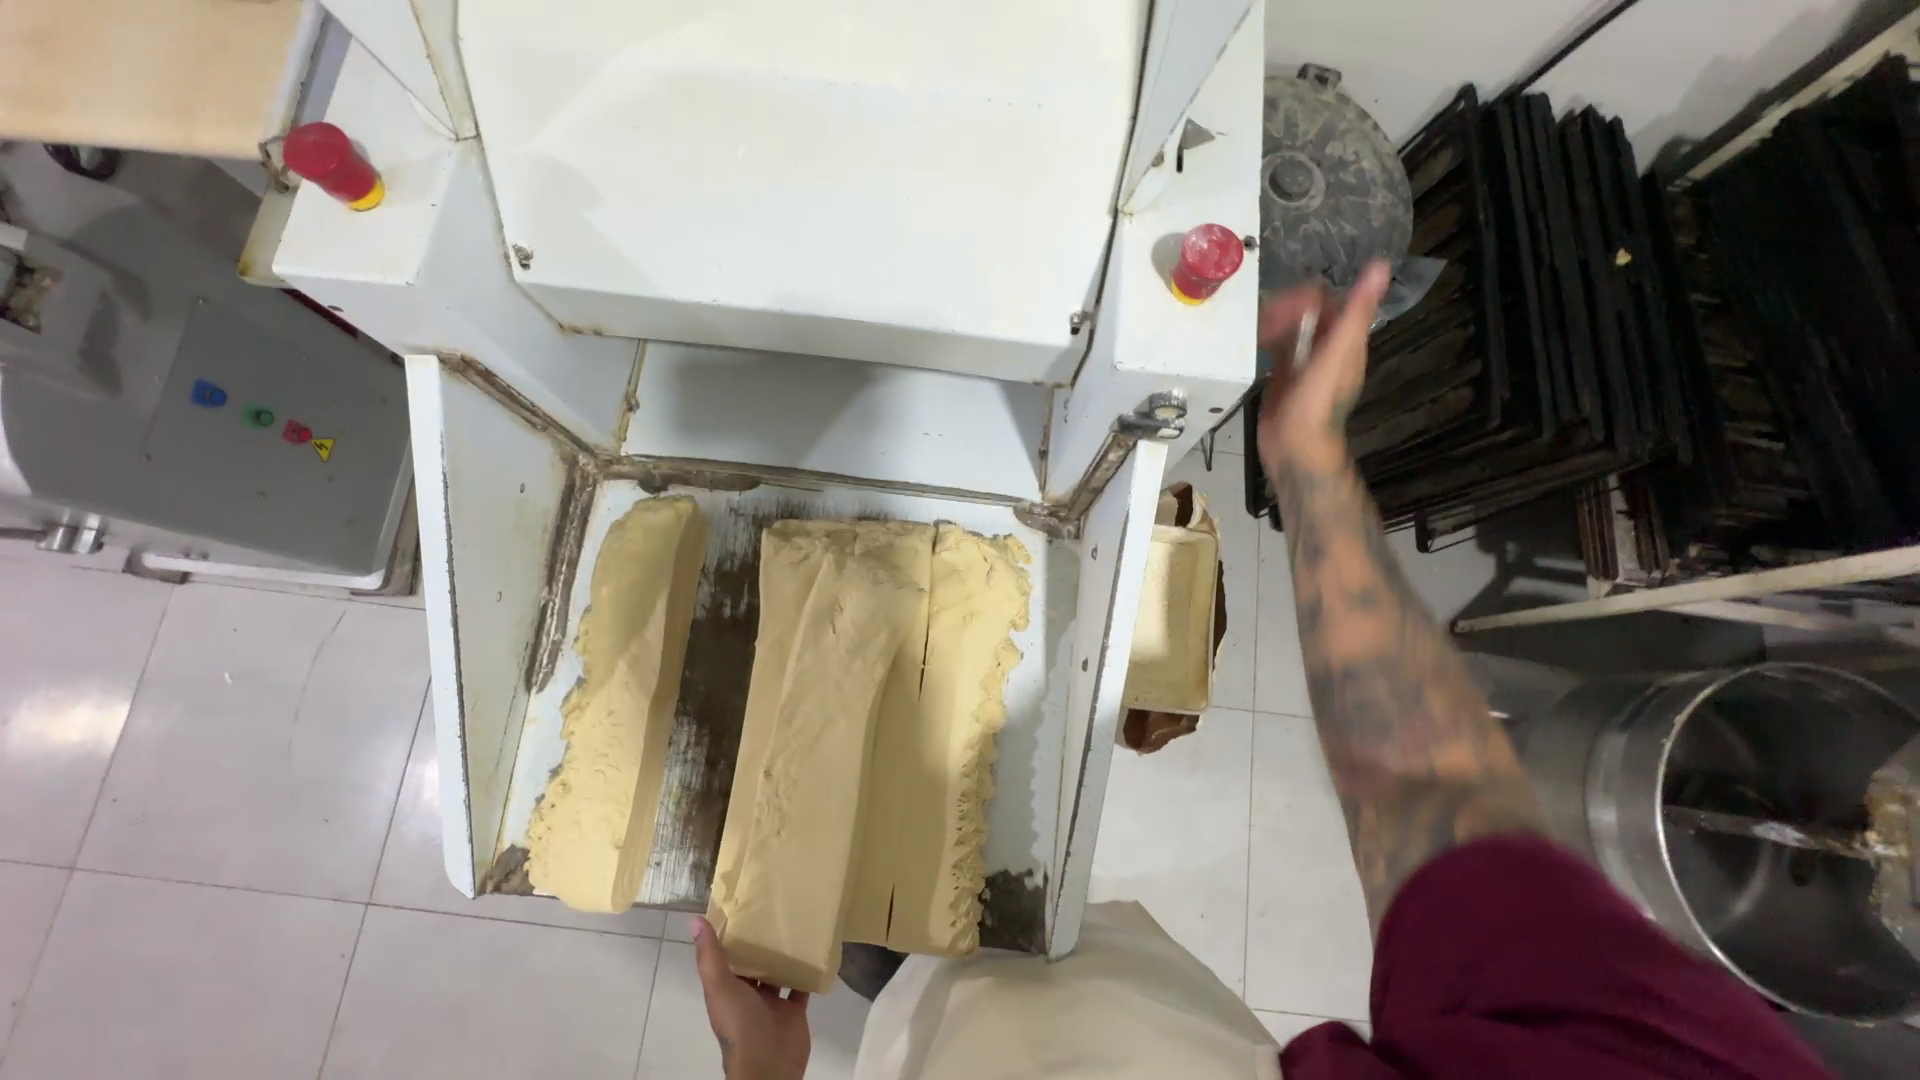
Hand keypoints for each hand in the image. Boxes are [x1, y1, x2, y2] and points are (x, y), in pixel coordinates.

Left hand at [691, 917, 811, 1079]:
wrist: (768, 1064)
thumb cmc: (740, 1023)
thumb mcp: (720, 987)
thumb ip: (709, 956)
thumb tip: (695, 920)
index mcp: (726, 990)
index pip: (727, 958)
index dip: (732, 935)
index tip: (744, 907)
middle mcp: (747, 996)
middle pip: (754, 964)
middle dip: (761, 943)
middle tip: (775, 910)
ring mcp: (772, 1004)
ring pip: (777, 973)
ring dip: (784, 954)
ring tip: (796, 924)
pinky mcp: (794, 1010)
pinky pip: (801, 986)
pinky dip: (806, 972)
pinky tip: (814, 950)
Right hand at [1256, 260, 1390, 477]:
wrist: (1293, 448)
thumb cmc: (1316, 404)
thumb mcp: (1337, 354)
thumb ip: (1355, 312)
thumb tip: (1380, 265)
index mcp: (1344, 340)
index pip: (1328, 300)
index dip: (1306, 296)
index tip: (1283, 306)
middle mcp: (1325, 347)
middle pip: (1305, 313)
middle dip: (1283, 311)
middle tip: (1263, 322)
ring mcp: (1303, 362)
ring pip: (1288, 329)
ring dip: (1271, 324)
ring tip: (1254, 333)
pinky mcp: (1282, 376)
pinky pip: (1274, 348)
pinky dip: (1263, 341)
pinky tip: (1251, 345)